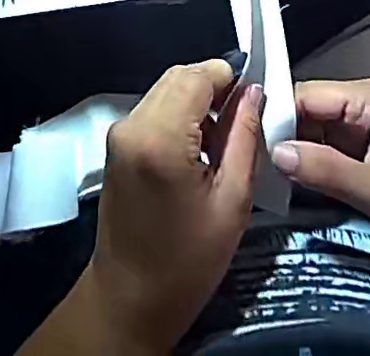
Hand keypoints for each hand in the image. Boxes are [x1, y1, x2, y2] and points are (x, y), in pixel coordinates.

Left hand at [83, 59, 263, 352]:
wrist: (131, 295)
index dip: (226, 73)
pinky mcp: (116, 141)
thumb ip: (243, 138)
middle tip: (244, 111)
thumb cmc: (186, 261)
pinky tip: (199, 144)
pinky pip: (152, 108)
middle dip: (211, 84)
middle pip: (176, 77)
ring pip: (163, 89)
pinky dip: (178, 113)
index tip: (253, 86)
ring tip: (225, 133)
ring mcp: (119, 131)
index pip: (194, 76)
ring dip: (195, 98)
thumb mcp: (231, 202)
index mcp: (159, 138)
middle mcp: (132, 125)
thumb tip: (253, 94)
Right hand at [272, 78, 369, 279]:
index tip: (250, 142)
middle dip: (280, 135)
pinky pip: (321, 150)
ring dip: (290, 152)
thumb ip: (328, 170)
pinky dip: (305, 165)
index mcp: (369, 99)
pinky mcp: (359, 152)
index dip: (275, 117)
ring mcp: (360, 128)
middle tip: (252, 161)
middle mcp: (361, 104)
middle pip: (302, 111)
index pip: (304, 95)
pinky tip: (287, 180)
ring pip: (308, 131)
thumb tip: (275, 151)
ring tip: (263, 171)